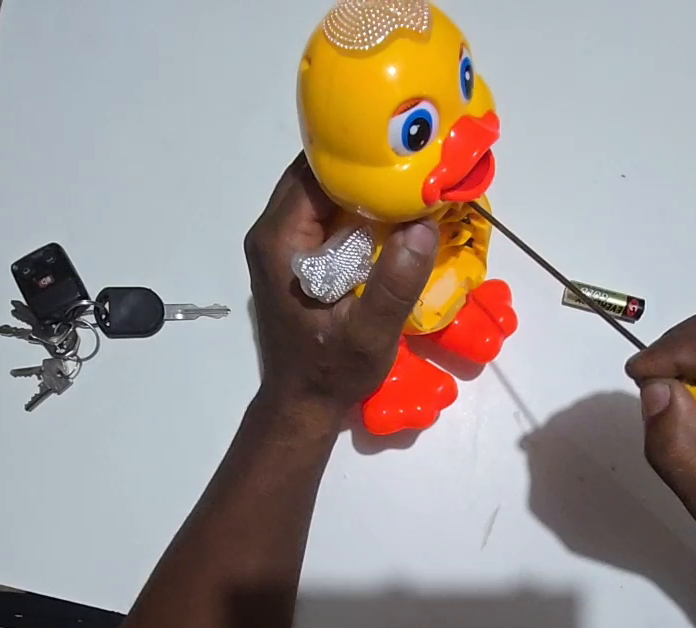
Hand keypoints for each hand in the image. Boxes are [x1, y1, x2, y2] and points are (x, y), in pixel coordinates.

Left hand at [243, 155, 438, 428]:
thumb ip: (395, 284)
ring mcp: (280, 247)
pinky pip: (325, 219)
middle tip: (415, 163)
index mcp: (281, 240)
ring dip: (363, 190)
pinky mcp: (293, 261)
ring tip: (409, 185)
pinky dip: (356, 213)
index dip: (363, 157)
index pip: (318, 171)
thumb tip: (423, 226)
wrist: (302, 406)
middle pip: (318, 176)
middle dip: (366, 167)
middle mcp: (272, 233)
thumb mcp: (369, 335)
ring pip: (322, 195)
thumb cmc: (331, 372)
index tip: (408, 152)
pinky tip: (391, 220)